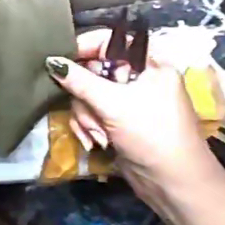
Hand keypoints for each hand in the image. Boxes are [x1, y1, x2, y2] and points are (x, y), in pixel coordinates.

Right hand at [46, 29, 224, 217]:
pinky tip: (95, 142)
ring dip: (85, 117)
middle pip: (91, 72)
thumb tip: (51, 62)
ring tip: (97, 135)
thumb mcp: (114, 104)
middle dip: (84, 97)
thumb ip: (80, 81)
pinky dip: (88, 127)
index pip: (109, 42)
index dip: (84, 49)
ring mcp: (126, 102)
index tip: (61, 62)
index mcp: (148, 65)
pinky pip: (89, 114)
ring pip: (86, 96)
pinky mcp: (116, 121)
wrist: (173, 182)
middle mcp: (137, 79)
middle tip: (91, 114)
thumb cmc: (152, 134)